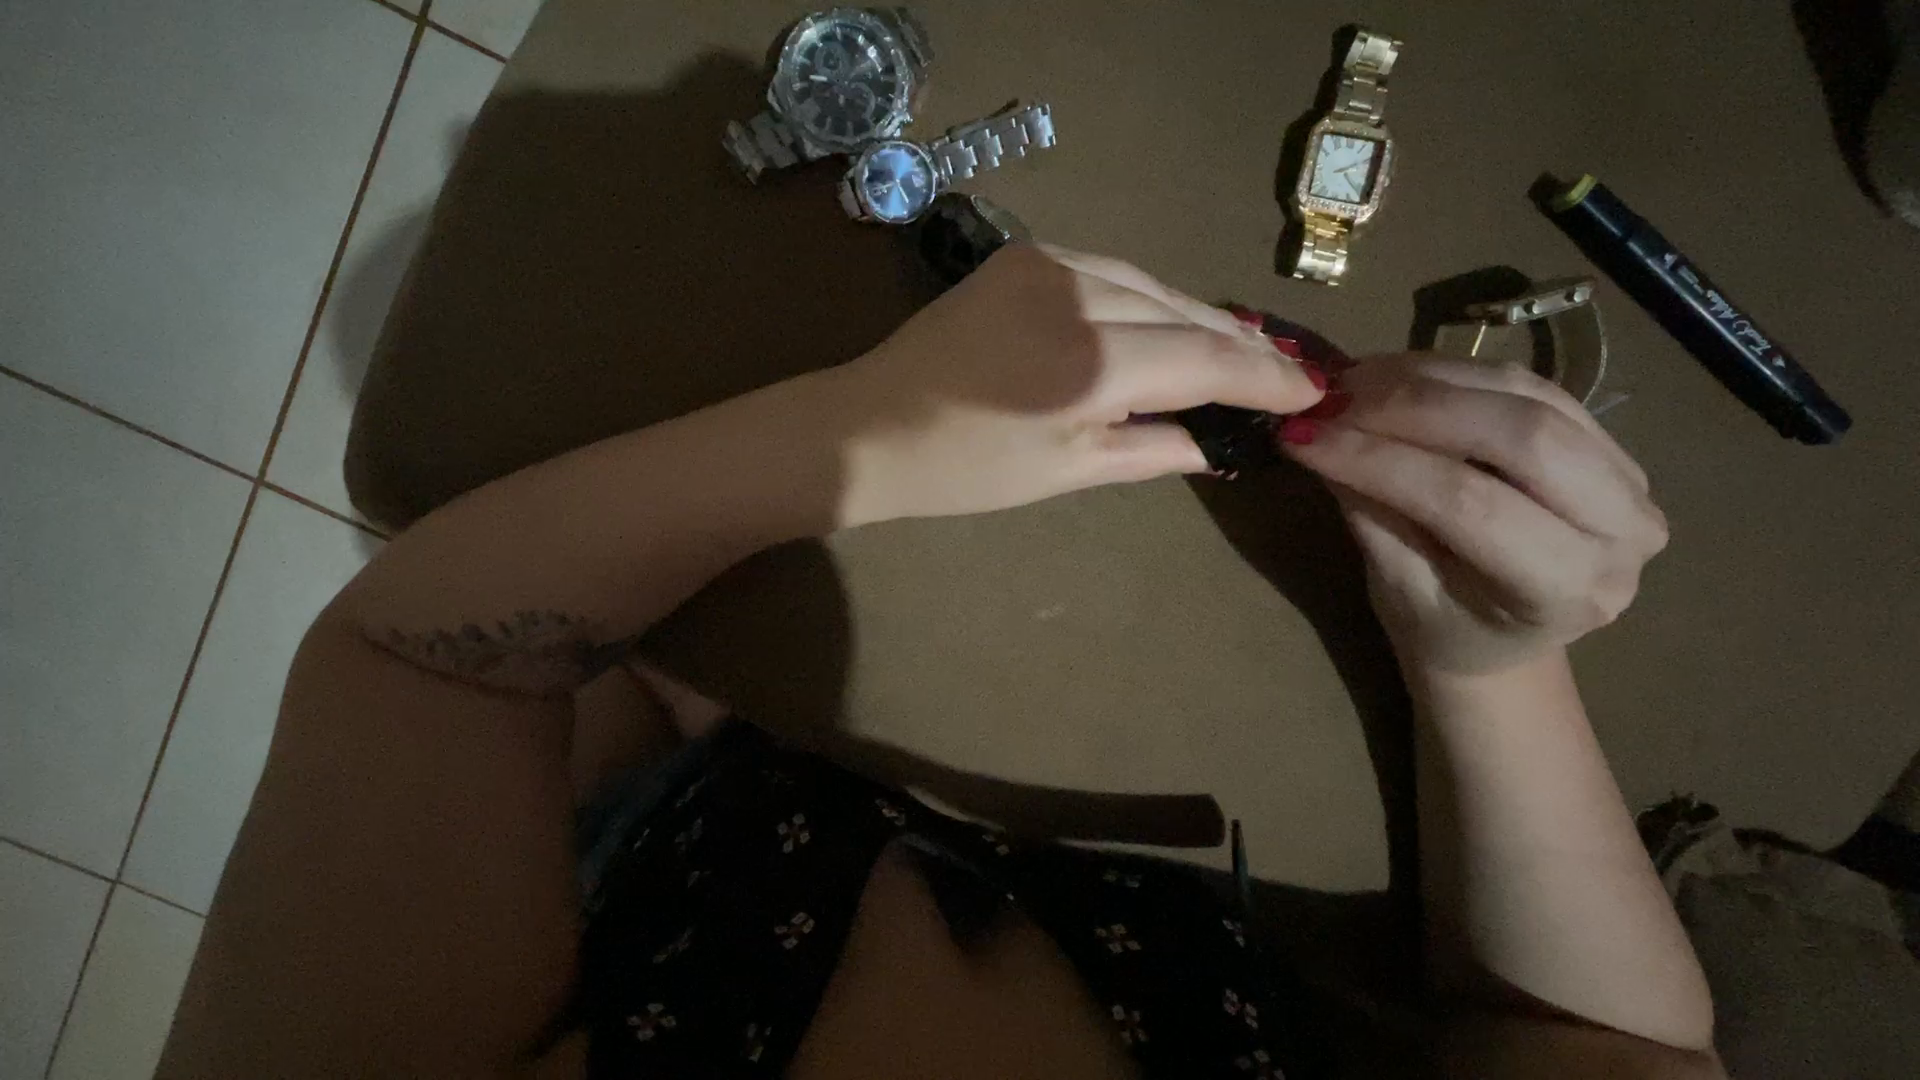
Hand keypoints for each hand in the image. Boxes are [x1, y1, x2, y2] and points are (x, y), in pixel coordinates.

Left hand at [830, 243, 1322, 525]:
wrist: (868, 429)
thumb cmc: (964, 472)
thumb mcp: (1067, 472)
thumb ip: (1153, 448)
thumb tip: (1217, 441)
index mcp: (1089, 365)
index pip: (1205, 358)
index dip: (1263, 376)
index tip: (1309, 389)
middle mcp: (1077, 296)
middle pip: (1185, 313)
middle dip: (1239, 345)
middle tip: (1284, 374)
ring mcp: (1047, 264)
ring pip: (1152, 286)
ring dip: (1196, 319)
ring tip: (1236, 353)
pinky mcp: (1025, 254)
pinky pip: (1112, 273)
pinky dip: (1147, 300)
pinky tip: (1166, 325)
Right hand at [1282, 354, 1667, 675]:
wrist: (1499, 638)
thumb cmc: (1440, 627)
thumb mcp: (1395, 587)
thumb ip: (1368, 510)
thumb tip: (1315, 434)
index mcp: (1568, 588)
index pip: (1466, 502)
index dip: (1377, 459)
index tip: (1301, 434)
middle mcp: (1624, 527)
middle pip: (1517, 433)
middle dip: (1409, 405)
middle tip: (1331, 397)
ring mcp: (1630, 476)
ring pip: (1524, 395)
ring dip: (1426, 377)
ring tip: (1350, 381)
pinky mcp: (1608, 440)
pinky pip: (1527, 385)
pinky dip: (1450, 373)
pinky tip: (1391, 375)